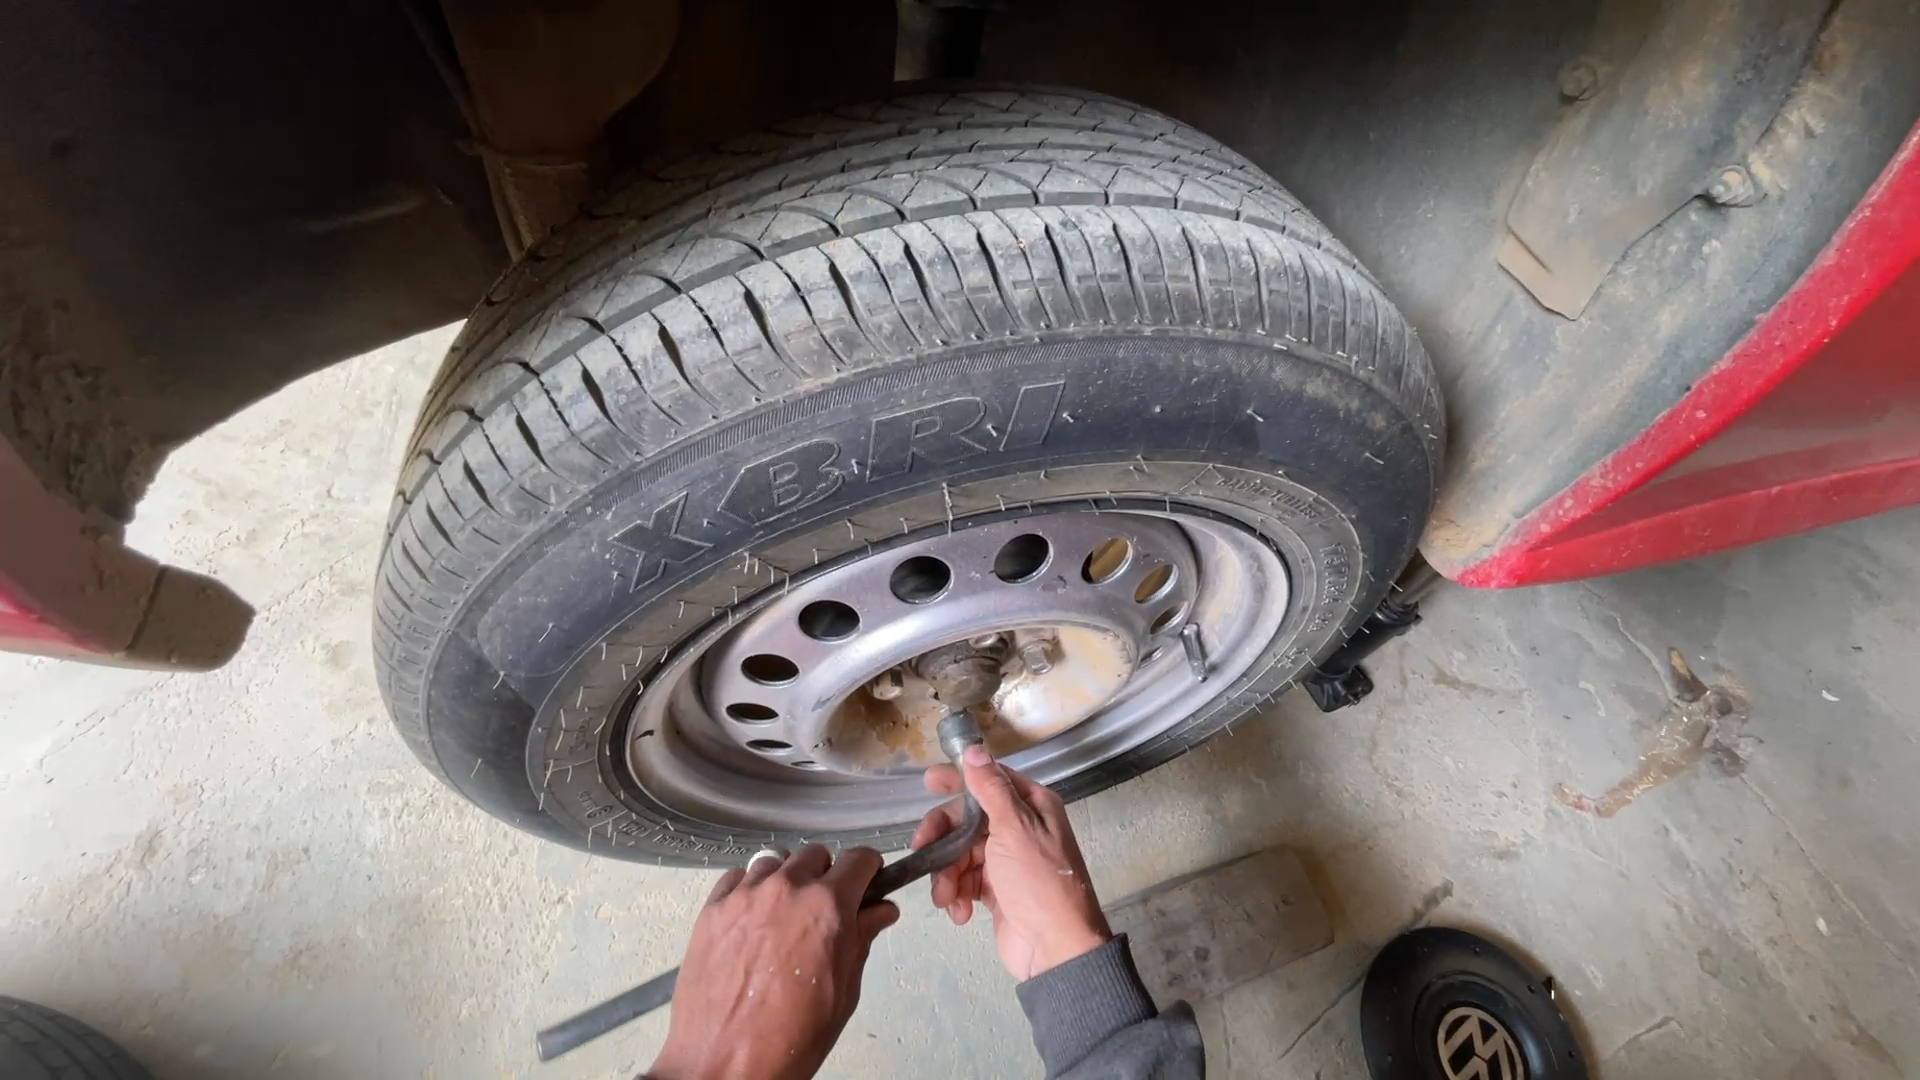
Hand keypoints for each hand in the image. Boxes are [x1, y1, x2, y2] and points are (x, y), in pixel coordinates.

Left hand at [648, 846, 898, 1079]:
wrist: (722, 1069)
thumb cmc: (789, 1040)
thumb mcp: (843, 993)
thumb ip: (862, 939)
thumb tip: (881, 910)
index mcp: (827, 906)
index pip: (860, 858)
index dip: (868, 869)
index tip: (866, 881)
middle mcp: (788, 888)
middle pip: (816, 855)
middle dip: (826, 875)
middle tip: (822, 908)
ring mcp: (747, 894)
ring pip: (776, 861)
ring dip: (786, 879)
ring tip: (782, 914)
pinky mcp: (713, 907)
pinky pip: (739, 876)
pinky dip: (749, 888)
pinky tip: (751, 919)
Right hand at [910, 745, 1110, 980]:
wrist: (1056, 949)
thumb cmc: (1039, 880)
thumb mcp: (1015, 828)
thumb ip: (991, 789)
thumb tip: (975, 751)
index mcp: (1031, 806)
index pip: (989, 781)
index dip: (959, 780)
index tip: (929, 781)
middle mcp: (1019, 827)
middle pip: (968, 819)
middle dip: (943, 836)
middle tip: (921, 848)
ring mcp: (1006, 860)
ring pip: (961, 852)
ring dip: (947, 874)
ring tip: (945, 898)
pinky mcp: (996, 890)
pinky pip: (966, 880)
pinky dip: (957, 895)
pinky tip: (959, 913)